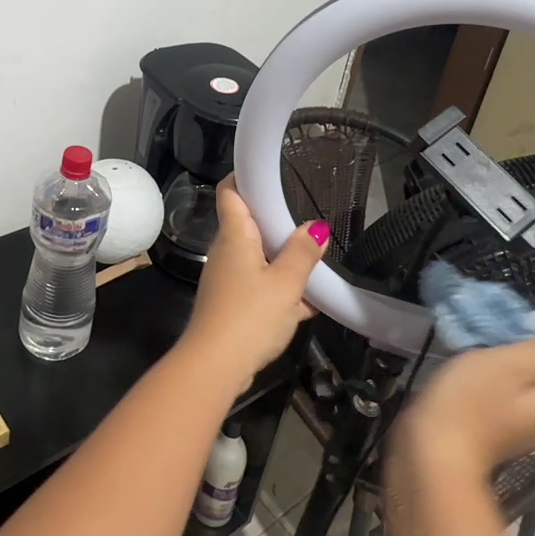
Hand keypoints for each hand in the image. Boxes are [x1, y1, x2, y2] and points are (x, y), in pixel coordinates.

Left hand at [178, 175, 327, 393]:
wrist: (215, 365)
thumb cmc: (249, 316)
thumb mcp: (286, 283)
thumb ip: (302, 253)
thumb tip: (316, 226)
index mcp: (234, 236)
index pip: (230, 191)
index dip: (245, 176)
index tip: (270, 170)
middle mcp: (226, 251)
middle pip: (250, 225)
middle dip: (277, 222)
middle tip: (309, 216)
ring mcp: (227, 278)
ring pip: (259, 258)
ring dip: (284, 260)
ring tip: (318, 260)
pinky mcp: (232, 304)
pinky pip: (260, 286)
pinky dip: (282, 290)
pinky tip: (310, 303)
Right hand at [393, 330, 534, 480]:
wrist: (430, 455)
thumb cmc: (471, 402)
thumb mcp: (511, 366)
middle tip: (526, 321)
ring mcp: (517, 428)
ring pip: (533, 390)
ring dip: (524, 365)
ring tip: (500, 337)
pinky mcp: (490, 430)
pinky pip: (508, 397)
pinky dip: (502, 378)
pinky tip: (480, 365)